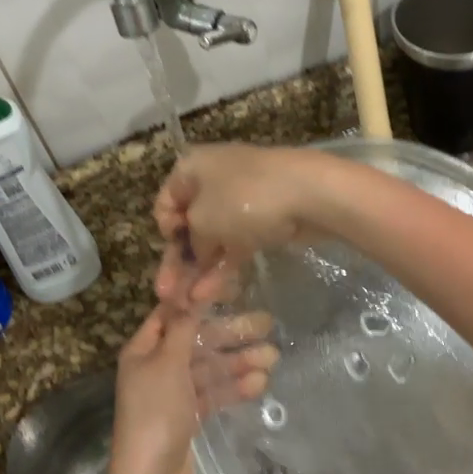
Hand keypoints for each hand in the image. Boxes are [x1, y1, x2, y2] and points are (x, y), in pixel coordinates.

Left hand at [108, 306, 278, 473]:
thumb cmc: (155, 412)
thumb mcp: (168, 363)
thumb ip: (183, 328)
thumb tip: (190, 293)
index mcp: (143, 348)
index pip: (172, 313)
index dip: (200, 300)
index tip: (232, 289)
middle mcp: (157, 366)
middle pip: (196, 340)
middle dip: (230, 334)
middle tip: (266, 323)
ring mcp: (173, 393)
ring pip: (209, 368)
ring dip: (239, 361)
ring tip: (273, 356)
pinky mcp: (188, 417)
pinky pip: (212, 394)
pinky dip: (233, 388)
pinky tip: (260, 383)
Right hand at [153, 144, 338, 308]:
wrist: (308, 193)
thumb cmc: (244, 199)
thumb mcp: (203, 222)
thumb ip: (191, 243)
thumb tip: (198, 253)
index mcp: (191, 168)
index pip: (165, 202)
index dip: (164, 231)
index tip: (170, 254)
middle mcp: (211, 180)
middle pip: (188, 223)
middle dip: (178, 260)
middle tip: (168, 295)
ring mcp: (238, 200)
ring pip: (212, 238)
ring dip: (199, 270)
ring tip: (187, 305)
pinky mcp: (261, 219)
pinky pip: (234, 243)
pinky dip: (222, 266)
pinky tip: (209, 295)